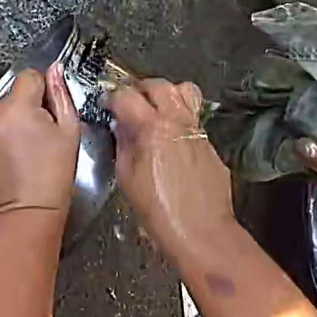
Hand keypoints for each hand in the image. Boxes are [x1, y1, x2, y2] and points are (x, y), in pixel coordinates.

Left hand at [0, 65, 81, 219]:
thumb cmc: (52, 177)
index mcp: (18, 108)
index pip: (27, 78)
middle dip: (20, 114)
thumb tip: (54, 70)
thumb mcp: (69, 132)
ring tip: (17, 157)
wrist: (27, 214)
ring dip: (2, 131)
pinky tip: (2, 165)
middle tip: (33, 142)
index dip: (40, 93)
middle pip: (8, 101)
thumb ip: (60, 95)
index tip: (45, 113)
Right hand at [108, 78, 235, 250]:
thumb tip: (120, 127)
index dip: (112, 97)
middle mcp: (177, 122)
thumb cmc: (161, 212)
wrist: (201, 231)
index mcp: (152, 128)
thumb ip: (123, 144)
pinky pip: (194, 118)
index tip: (107, 103)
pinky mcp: (209, 143)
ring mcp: (197, 131)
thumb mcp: (127, 178)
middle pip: (158, 85)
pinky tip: (171, 137)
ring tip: (154, 108)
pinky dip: (180, 118)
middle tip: (128, 101)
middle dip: (139, 89)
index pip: (126, 96)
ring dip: (166, 94)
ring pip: (184, 92)